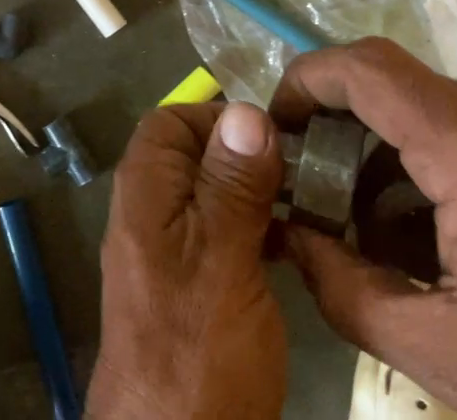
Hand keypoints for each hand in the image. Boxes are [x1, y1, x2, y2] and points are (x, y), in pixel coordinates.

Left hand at [85, 101, 286, 419]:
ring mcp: (167, 248)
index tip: (279, 139)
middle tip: (308, 173)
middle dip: (245, 156)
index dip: (220, 120)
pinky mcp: (191, 283)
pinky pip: (219, 233)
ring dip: (255, 193)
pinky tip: (292, 246)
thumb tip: (245, 110)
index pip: (170, 120)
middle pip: (192, 155)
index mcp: (144, 190)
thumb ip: (231, 185)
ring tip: (312, 204)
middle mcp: (147, 209)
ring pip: (210, 194)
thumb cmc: (198, 345)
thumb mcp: (221, 258)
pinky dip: (252, 229)